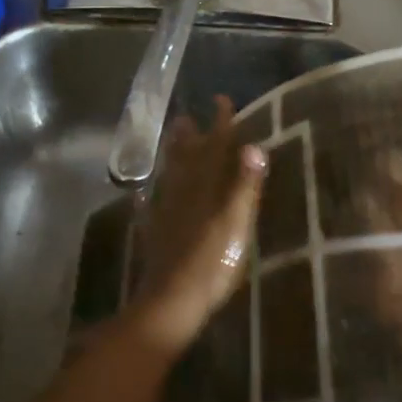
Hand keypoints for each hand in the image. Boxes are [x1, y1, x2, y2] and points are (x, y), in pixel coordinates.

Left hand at [128, 96, 267, 353]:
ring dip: (173, 154)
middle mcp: (183, 194)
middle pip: (188, 157)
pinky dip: (153, 193)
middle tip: (189, 115)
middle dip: (192, 135)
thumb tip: (254, 148)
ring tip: (173, 138)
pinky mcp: (156, 233)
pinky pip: (154, 204)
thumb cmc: (212, 265)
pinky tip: (146, 192)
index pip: (215, 148)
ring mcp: (166, 213)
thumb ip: (245, 188)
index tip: (222, 100)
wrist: (172, 301)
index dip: (221, 125)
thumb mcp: (237, 226)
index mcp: (206, 189)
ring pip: (170, 174)